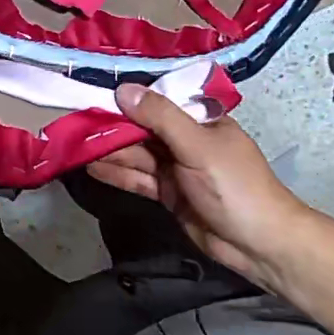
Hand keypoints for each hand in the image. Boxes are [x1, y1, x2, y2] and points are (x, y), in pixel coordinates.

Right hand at [86, 85, 313, 292]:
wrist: (260, 245)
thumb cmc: (235, 187)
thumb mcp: (197, 146)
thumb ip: (159, 117)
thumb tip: (122, 89)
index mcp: (200, 119)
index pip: (157, 102)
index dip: (126, 99)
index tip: (92, 95)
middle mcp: (186, 140)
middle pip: (142, 129)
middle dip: (111, 127)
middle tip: (72, 123)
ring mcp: (176, 168)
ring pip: (136, 154)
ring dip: (108, 151)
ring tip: (72, 144)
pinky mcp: (168, 193)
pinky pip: (138, 178)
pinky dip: (117, 173)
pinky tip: (91, 167)